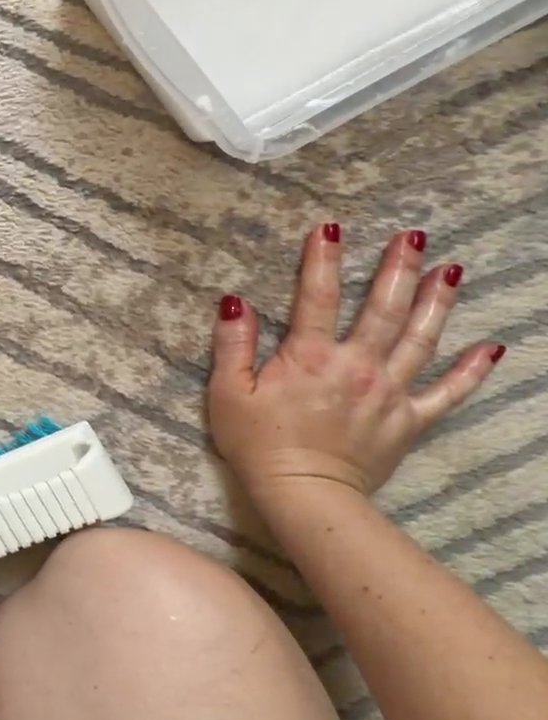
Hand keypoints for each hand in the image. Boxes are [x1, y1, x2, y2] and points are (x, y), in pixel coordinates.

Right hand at [209, 224, 504, 502]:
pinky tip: (491, 348)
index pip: (316, 298)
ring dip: (436, 303)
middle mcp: (357, 366)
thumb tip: (236, 302)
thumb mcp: (226, 390)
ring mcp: (390, 392)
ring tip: (451, 270)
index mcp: (309, 357)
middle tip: (414, 237)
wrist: (302, 491)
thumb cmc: (254, 439)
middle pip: (382, 310)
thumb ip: (233, 344)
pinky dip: (472, 370)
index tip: (329, 228)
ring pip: (420, 339)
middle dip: (397, 270)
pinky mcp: (410, 419)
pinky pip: (449, 391)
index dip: (321, 261)